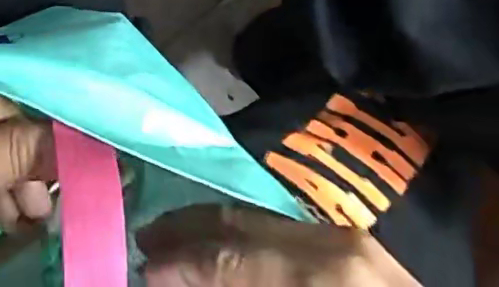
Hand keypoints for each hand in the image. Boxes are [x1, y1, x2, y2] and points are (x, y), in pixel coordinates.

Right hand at [137, 206, 422, 286]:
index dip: (182, 263)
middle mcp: (330, 244)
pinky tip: (218, 235)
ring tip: (169, 233)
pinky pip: (281, 224)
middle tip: (142, 239)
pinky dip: (242, 229)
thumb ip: (241, 283)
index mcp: (320, 275)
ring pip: (256, 217)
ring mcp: (347, 238)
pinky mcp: (356, 242)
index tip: (143, 268)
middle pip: (237, 225)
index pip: (231, 260)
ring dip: (208, 226)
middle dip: (184, 233)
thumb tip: (183, 277)